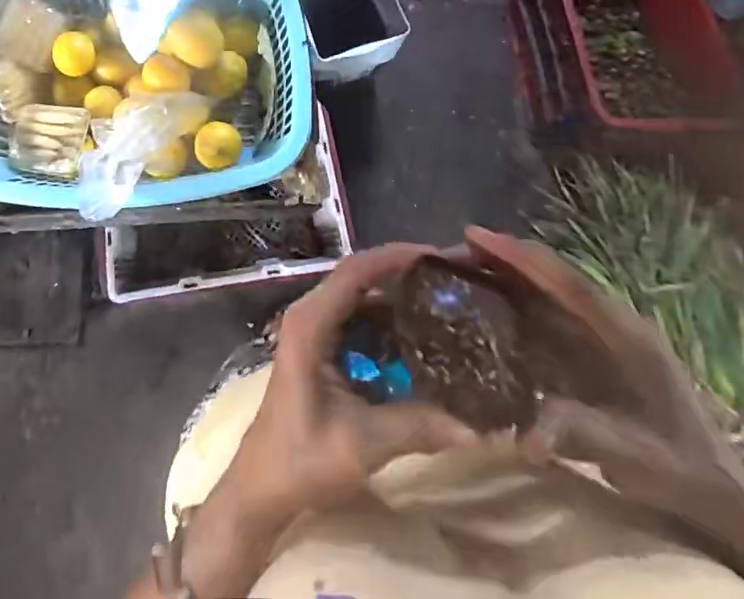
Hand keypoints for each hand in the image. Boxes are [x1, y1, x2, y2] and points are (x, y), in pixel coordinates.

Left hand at [222, 244, 477, 522]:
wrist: (262, 487)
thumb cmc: (301, 459)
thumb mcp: (363, 443)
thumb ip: (419, 426)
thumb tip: (480, 425)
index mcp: (310, 324)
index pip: (355, 272)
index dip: (396, 257)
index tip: (441, 256)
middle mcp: (310, 316)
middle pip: (360, 277)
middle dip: (405, 272)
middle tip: (454, 277)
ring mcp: (314, 332)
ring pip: (361, 299)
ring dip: (399, 297)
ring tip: (448, 300)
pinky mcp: (322, 350)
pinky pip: (360, 322)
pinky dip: (390, 322)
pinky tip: (424, 335)